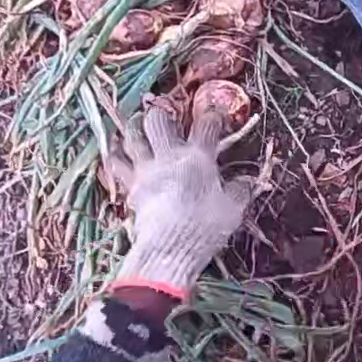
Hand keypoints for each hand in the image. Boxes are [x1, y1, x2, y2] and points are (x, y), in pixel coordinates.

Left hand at [105, 101, 252, 297]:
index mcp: (198, 158)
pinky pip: (117, 166)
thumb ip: (240, 192)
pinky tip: (115, 154)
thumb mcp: (232, 210)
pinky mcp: (130, 188)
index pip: (206, 126)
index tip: (215, 116)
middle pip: (158, 121)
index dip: (212, 116)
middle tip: (164, 114)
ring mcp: (146, 171)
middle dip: (161, 113)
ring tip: (135, 123)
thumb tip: (247, 181)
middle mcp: (169, 157)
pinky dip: (115, 157)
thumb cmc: (205, 227)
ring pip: (132, 137)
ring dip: (133, 127)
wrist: (169, 248)